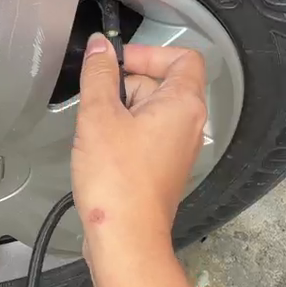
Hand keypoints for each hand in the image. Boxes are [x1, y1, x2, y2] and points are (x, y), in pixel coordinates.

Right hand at [72, 35, 208, 261]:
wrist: (125, 237)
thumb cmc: (118, 182)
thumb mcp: (98, 116)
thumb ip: (98, 75)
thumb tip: (99, 49)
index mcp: (184, 105)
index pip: (183, 57)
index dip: (149, 53)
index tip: (118, 62)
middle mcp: (188, 126)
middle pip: (161, 85)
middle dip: (126, 86)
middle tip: (98, 102)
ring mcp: (177, 150)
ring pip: (150, 114)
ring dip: (120, 114)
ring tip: (97, 133)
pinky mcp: (162, 170)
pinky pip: (145, 139)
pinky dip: (123, 137)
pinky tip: (101, 153)